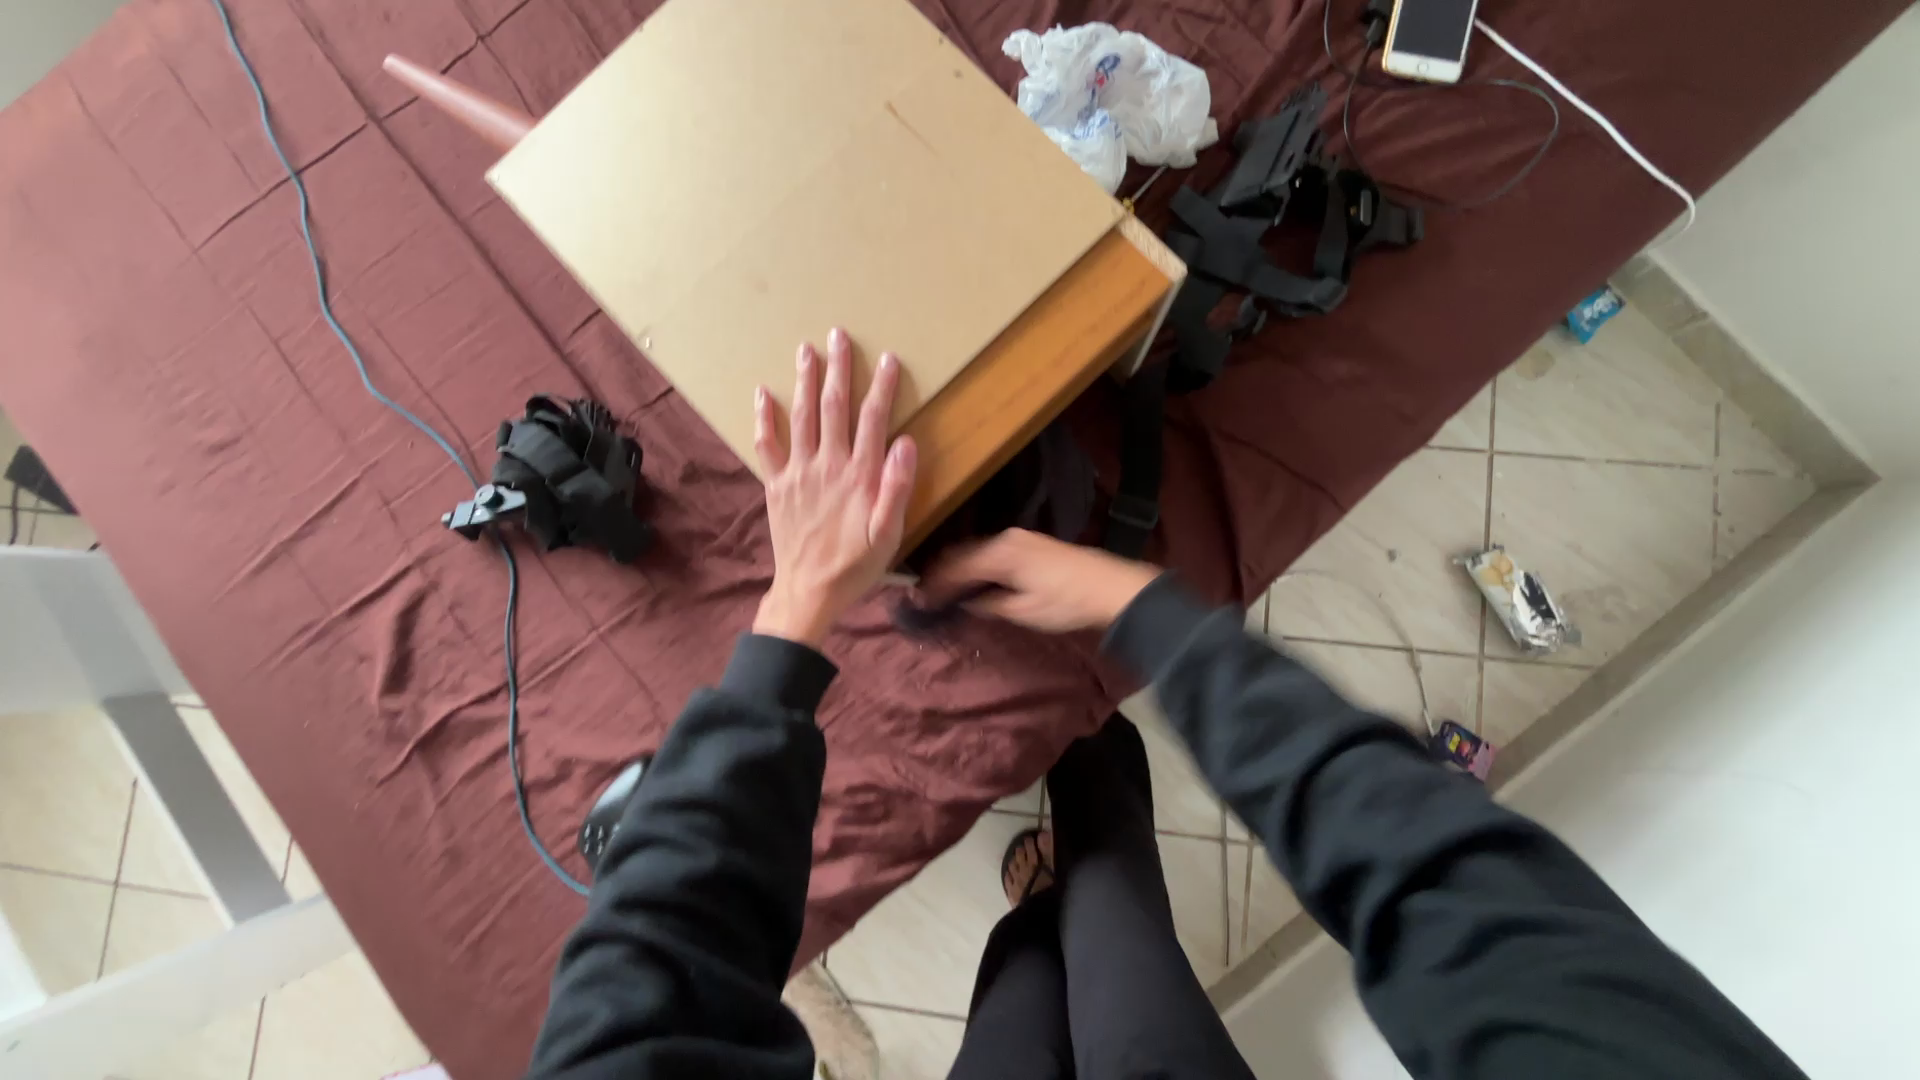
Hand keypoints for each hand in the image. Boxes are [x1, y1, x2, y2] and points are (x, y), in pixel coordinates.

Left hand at [752, 327, 916, 647]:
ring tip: (806, 350)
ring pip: (800, 417)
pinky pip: (767, 446)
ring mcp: (798, 473)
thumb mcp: (889, 533)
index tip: (888, 359)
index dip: (882, 388)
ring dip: (804, 381)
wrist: (809, 591)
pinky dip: (764, 419)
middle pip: (833, 408)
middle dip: (838, 370)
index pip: (873, 420)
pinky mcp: (777, 486)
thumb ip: (898, 487)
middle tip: (839, 336)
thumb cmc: (856, 565)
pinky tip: (762, 394)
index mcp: (859, 476)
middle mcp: (827, 466)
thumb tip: (905, 442)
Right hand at [918, 528, 1160, 633]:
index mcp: (999, 554)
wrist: (1112, 586)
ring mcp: (1018, 537)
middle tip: (925, 595)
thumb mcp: (1023, 611)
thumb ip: (989, 604)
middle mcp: (1005, 538)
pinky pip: (990, 549)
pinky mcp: (1029, 542)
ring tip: (944, 589)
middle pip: (960, 552)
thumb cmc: (1067, 602)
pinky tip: (973, 579)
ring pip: (975, 549)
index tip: (918, 601)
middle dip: (941, 573)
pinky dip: (975, 564)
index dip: (934, 584)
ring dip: (958, 568)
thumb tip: (965, 602)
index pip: (954, 566)